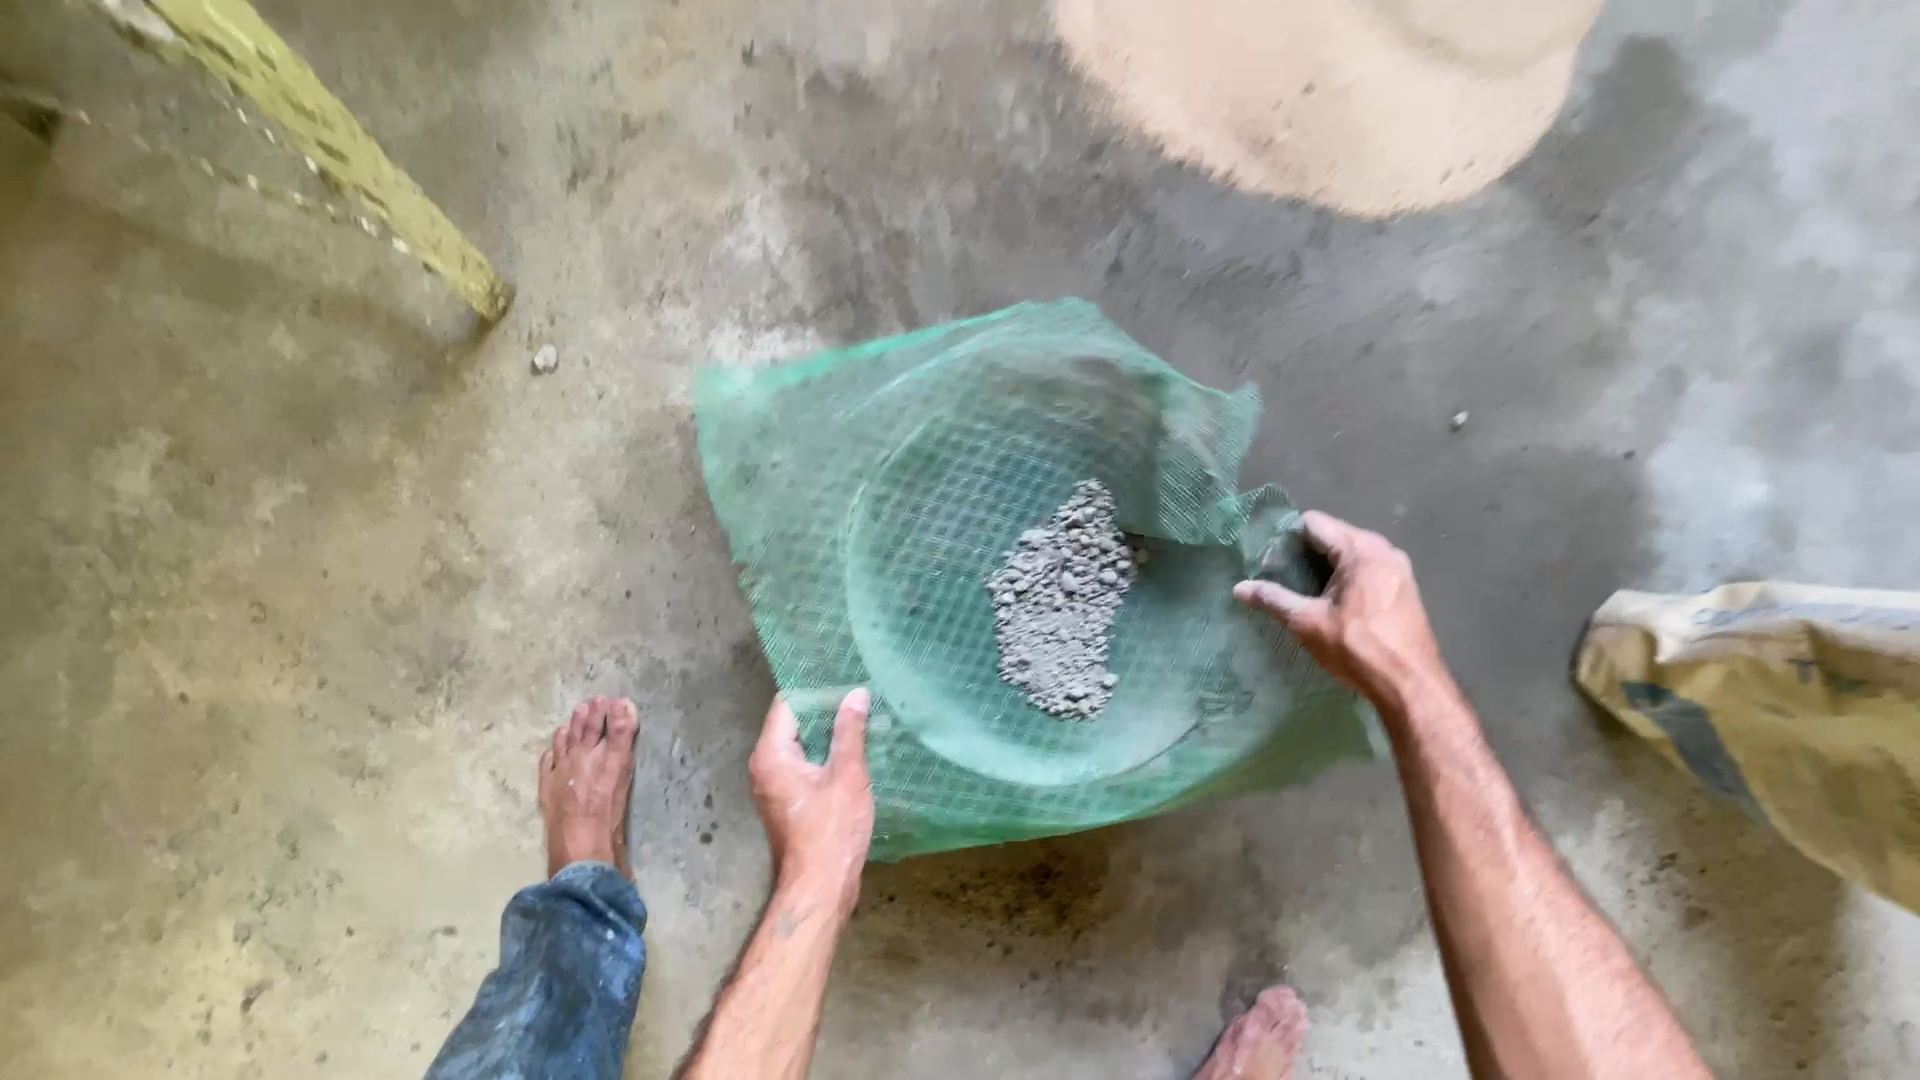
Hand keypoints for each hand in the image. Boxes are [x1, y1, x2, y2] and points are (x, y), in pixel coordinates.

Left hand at [749, 689, 874, 915]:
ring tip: (860, 717)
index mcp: (771, 754)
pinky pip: (802, 764)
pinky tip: (852, 750)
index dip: (816, 691)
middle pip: (792, 723)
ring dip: (826, 733)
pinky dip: (823, 754)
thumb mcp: (847, 774)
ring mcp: (772, 785)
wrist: (821, 886)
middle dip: (824, 710)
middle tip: (857, 695)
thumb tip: (855, 694)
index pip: (788, 704)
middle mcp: (764, 766)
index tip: (844, 680)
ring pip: (800, 745)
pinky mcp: (786, 799)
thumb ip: (849, 731)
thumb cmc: (832, 829)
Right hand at [1234, 511, 1446, 705]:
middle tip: (1282, 579)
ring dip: (1326, 567)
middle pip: (1332, 535)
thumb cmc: (1357, 648)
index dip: (1287, 538)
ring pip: (1350, 553)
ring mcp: (1398, 568)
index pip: (1313, 522)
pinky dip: (1346, 577)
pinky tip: (1333, 603)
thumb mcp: (1307, 623)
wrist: (1410, 685)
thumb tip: (1238, 588)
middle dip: (1305, 552)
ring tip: (1305, 592)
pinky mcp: (1404, 587)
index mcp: (1360, 550)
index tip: (1270, 562)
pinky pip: (1366, 568)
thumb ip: (1272, 599)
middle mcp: (1383, 550)